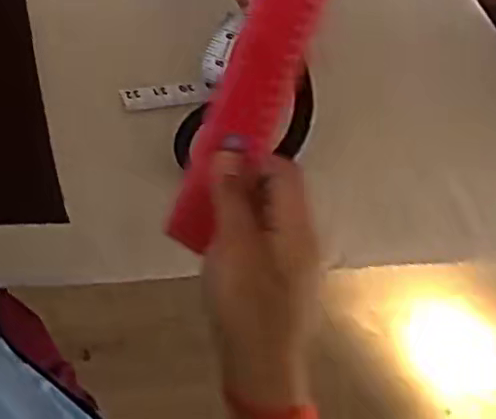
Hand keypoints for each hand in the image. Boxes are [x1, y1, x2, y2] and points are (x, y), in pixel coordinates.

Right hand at [202, 150, 321, 412]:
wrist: (255, 359)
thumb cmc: (249, 303)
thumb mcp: (235, 242)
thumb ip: (232, 194)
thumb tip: (231, 151)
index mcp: (297, 228)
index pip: (283, 170)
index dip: (252, 150)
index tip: (219, 137)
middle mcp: (296, 236)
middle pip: (269, 185)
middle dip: (234, 170)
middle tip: (202, 165)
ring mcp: (281, 253)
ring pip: (255, 204)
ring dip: (226, 192)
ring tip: (198, 193)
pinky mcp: (264, 265)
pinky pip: (247, 224)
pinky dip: (226, 213)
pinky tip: (205, 221)